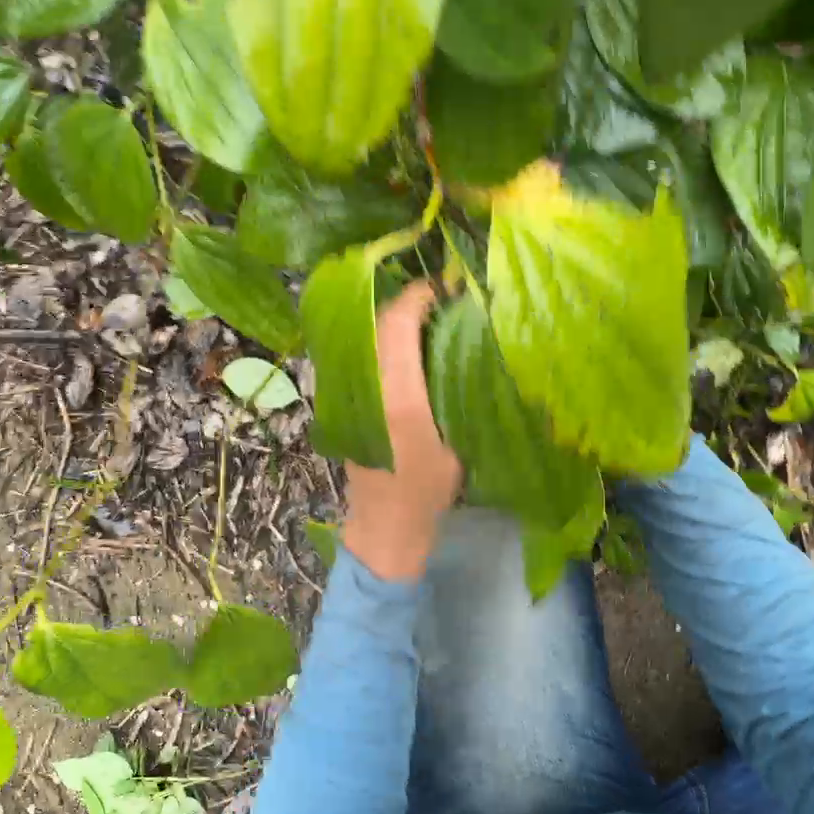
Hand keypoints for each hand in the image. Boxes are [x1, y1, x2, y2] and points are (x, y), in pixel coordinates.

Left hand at [341, 280, 460, 582]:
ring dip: (390, 321)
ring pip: (365, 338)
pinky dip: (380, 342)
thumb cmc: (426, 492)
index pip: (398, 326)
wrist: (383, 528)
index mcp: (398, 398)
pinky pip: (360, 357)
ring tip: (423, 318)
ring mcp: (346, 395)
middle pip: (377, 324)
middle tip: (437, 299)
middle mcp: (366, 388)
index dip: (418, 297)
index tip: (443, 286)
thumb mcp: (459, 445)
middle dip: (405, 303)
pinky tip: (403, 347)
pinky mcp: (340, 404)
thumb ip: (459, 394)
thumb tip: (472, 348)